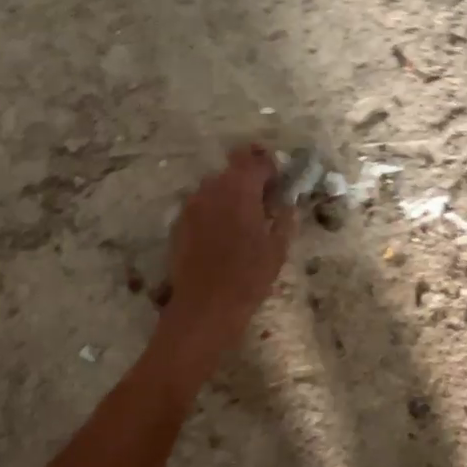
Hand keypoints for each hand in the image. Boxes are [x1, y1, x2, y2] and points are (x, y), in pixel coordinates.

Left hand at [159, 144, 296, 355]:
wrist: (205, 306)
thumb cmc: (248, 277)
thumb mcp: (277, 248)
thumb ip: (284, 219)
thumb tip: (287, 204)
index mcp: (240, 189)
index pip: (256, 161)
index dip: (270, 167)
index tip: (280, 183)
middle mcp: (212, 189)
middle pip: (233, 170)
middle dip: (250, 179)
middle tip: (264, 201)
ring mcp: (192, 205)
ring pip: (215, 187)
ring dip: (230, 195)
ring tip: (243, 220)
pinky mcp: (179, 223)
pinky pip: (201, 206)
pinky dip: (214, 211)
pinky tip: (222, 234)